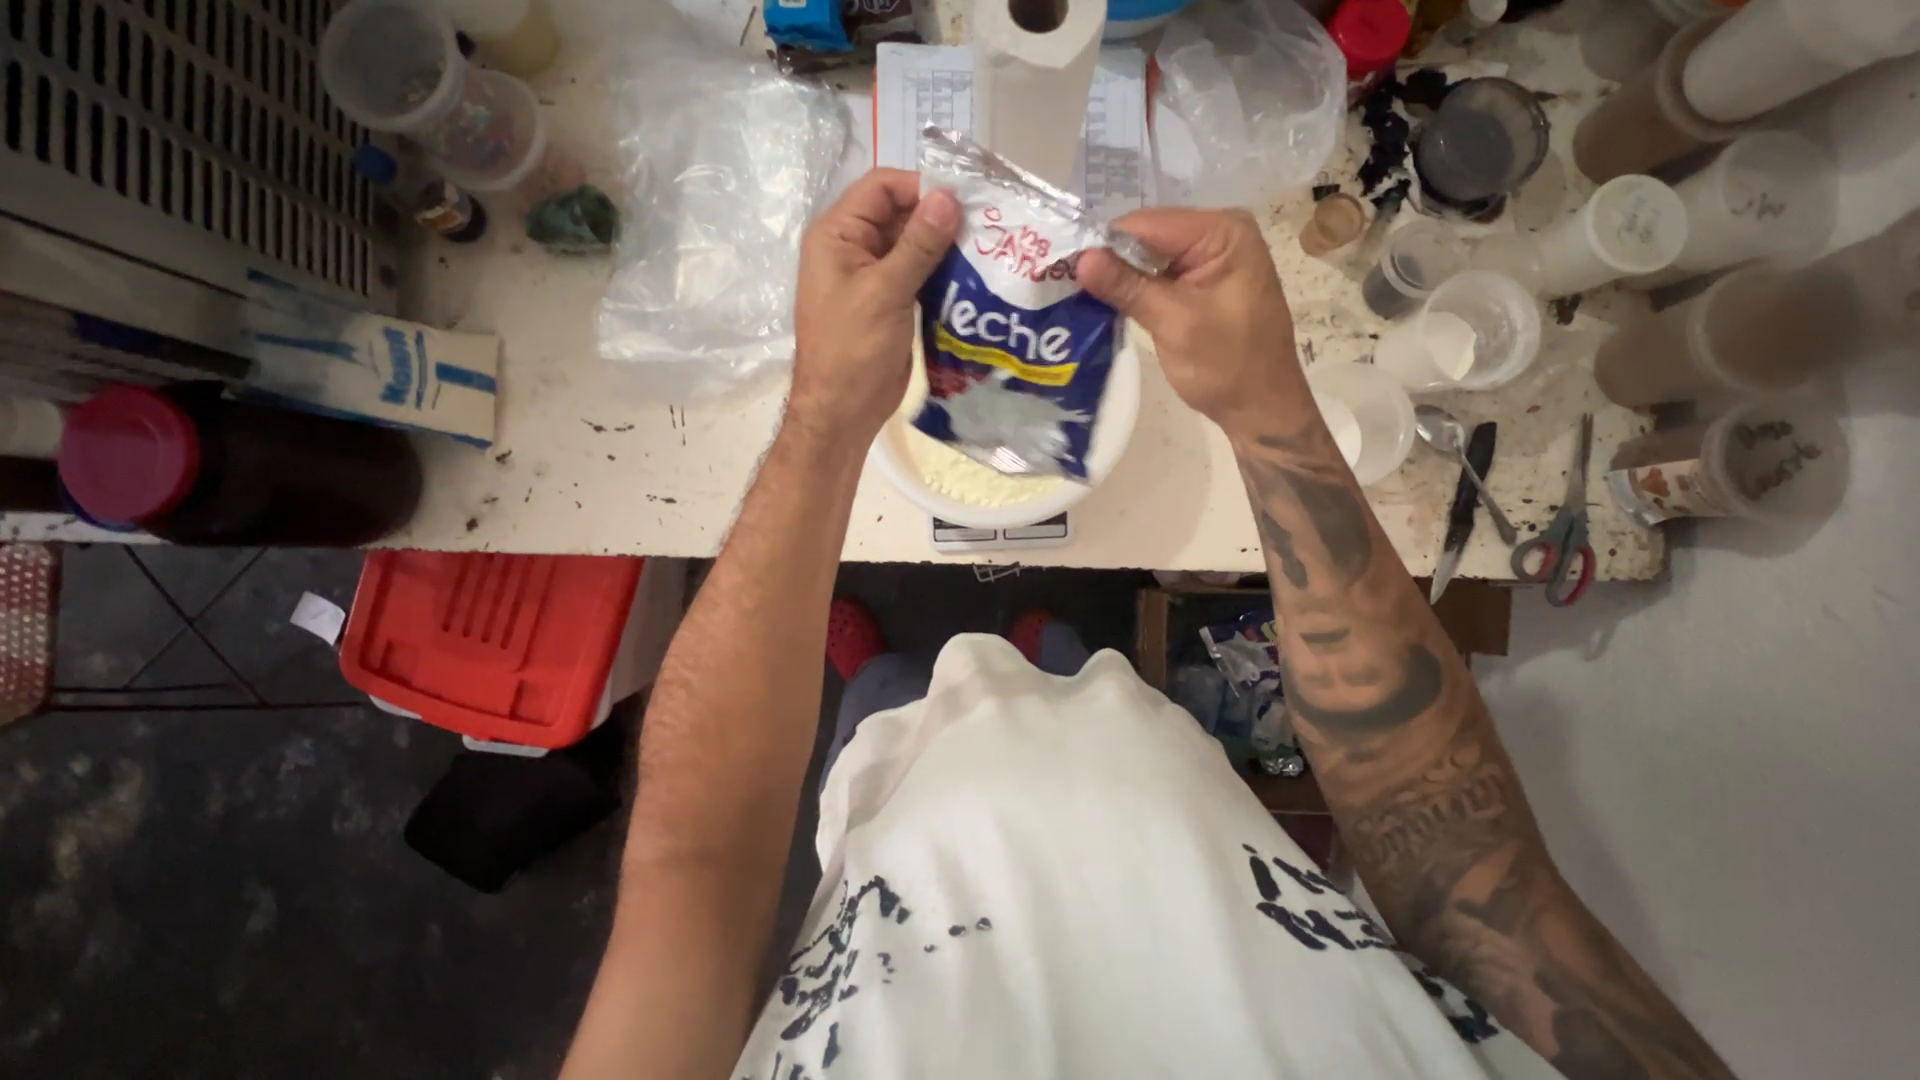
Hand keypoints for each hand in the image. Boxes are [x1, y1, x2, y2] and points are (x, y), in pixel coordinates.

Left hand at [789, 168, 960, 450]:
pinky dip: (942, 272)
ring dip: (945, 246)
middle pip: (900, 214)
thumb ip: (918, 244)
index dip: (920, 187)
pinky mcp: (891, 302)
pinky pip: (918, 274)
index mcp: (838, 235)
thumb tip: (949, 198)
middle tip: (987, 224)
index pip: (881, 188)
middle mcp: (853, 248)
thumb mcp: (885, 291)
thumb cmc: (853, 349)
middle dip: (939, 217)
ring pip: (913, 245)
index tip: (964, 201)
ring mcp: (872, 276)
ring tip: (987, 247)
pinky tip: (974, 275)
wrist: (843, 411)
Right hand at [1078, 209, 1307, 439]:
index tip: (1062, 268)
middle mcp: (1218, 233)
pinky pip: (1157, 274)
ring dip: (1117, 276)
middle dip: (1108, 259)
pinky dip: (1133, 289)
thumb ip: (1128, 287)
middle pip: (1145, 236)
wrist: (1260, 407)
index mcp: (1222, 231)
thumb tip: (1081, 258)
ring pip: (1147, 256)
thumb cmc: (1227, 365)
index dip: (1104, 244)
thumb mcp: (1174, 323)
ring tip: (1074, 294)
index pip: (1147, 224)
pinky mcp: (1200, 282)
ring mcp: (1210, 258)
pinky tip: (1105, 304)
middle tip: (1061, 283)